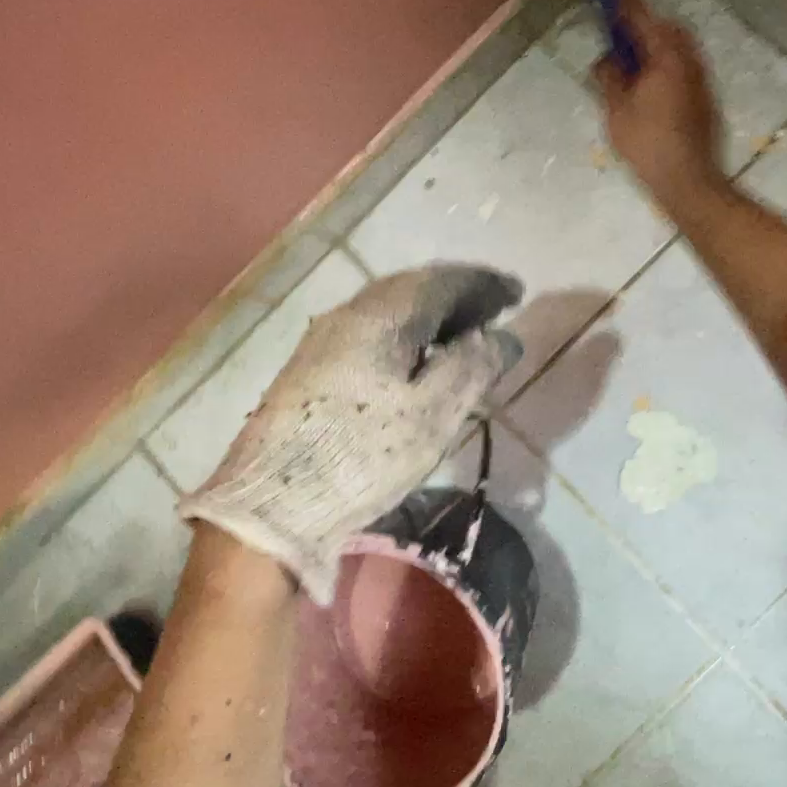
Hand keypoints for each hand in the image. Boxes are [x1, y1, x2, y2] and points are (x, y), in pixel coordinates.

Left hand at [178, 265, 522, 601]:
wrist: (271, 504)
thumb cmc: (361, 456)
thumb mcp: (430, 416)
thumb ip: (471, 367)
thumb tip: (501, 336)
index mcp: (379, 316)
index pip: (441, 281)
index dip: (482, 284)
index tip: (515, 294)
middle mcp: (346, 315)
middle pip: (410, 290)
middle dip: (456, 297)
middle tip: (493, 312)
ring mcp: (322, 341)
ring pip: (387, 312)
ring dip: (429, 317)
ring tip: (460, 336)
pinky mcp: (309, 370)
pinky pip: (369, 333)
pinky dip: (405, 335)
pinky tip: (414, 361)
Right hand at [590, 0, 724, 205]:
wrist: (688, 180)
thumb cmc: (647, 144)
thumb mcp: (616, 110)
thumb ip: (609, 77)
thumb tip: (607, 59)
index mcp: (666, 55)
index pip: (640, 16)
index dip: (623, 0)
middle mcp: (689, 59)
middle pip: (664, 29)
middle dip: (641, 25)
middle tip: (617, 33)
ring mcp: (700, 78)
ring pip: (675, 49)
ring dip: (653, 47)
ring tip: (629, 66)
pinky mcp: (704, 97)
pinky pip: (681, 68)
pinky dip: (662, 66)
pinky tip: (646, 88)